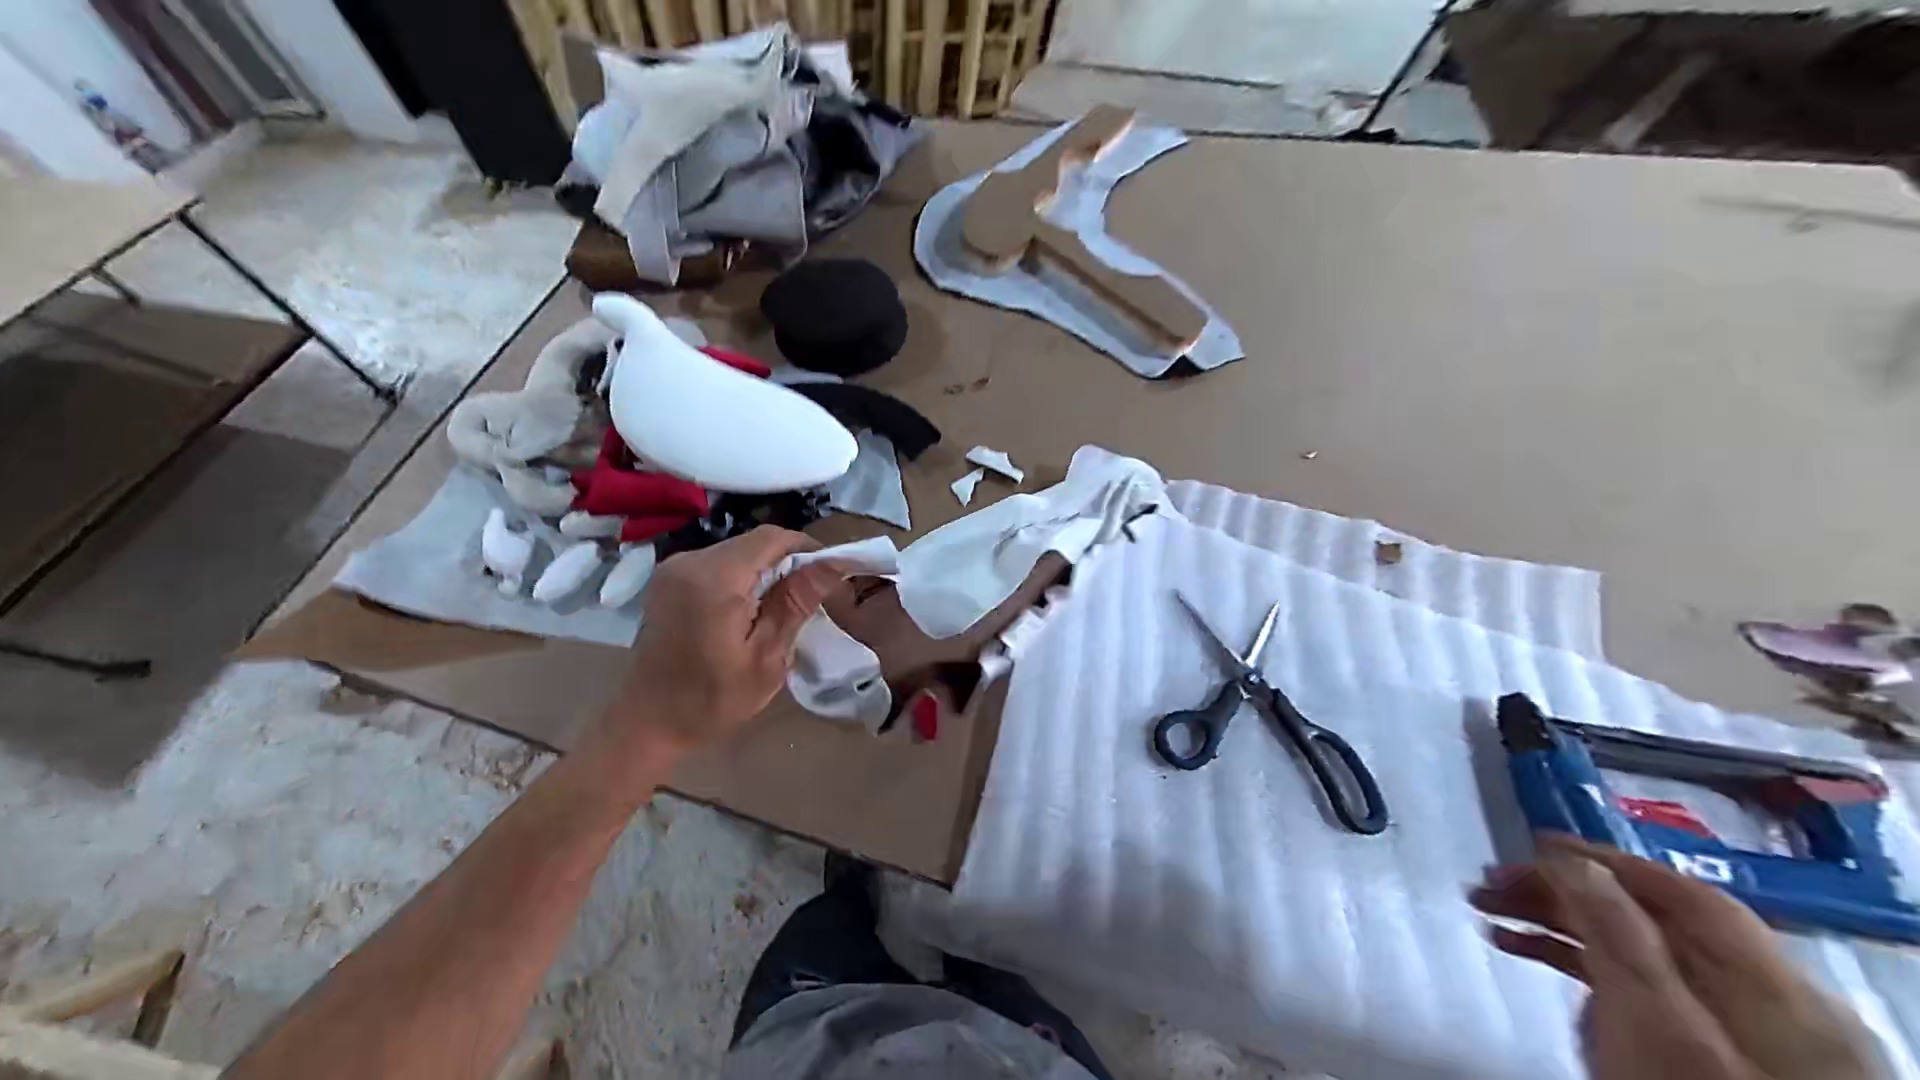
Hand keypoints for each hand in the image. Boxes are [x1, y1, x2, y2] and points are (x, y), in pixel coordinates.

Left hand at [604, 527, 845, 751]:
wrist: (647, 723)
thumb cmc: (711, 700)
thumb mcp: (766, 657)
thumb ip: (796, 603)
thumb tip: (831, 564)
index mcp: (715, 579)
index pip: (773, 538)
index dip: (807, 547)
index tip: (831, 573)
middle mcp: (690, 562)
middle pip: (753, 542)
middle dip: (787, 560)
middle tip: (811, 595)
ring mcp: (674, 568)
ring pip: (736, 550)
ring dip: (765, 569)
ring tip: (782, 605)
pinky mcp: (667, 580)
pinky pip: (716, 563)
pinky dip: (741, 576)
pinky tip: (749, 607)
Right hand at [1471, 833, 1880, 1079]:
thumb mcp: (1652, 1016)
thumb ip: (1618, 934)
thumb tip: (1572, 862)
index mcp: (1769, 984)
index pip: (1678, 892)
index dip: (1603, 860)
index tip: (1531, 844)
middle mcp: (1762, 1000)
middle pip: (1648, 919)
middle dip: (1562, 892)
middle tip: (1489, 883)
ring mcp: (1737, 1034)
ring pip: (1633, 950)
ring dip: (1555, 922)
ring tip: (1487, 913)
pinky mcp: (1707, 1058)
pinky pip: (1634, 986)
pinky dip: (1575, 960)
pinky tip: (1526, 953)